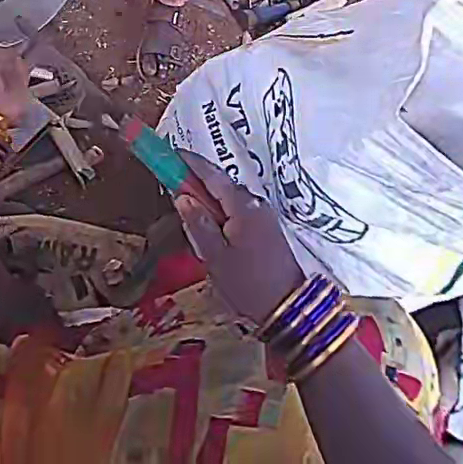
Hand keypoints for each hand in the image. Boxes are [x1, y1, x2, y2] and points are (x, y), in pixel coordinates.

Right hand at [173, 149, 306, 323]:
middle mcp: (255, 203)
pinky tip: (211, 224)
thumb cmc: (249, 285)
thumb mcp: (215, 258)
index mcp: (242, 206)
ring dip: (209, 196)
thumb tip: (181, 196)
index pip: (212, 175)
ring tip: (189, 207)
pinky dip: (221, 209)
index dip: (191, 163)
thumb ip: (198, 224)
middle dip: (198, 180)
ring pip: (230, 197)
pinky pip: (238, 209)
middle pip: (222, 183)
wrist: (290, 310)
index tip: (172, 154)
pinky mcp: (267, 228)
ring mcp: (263, 215)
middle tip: (174, 182)